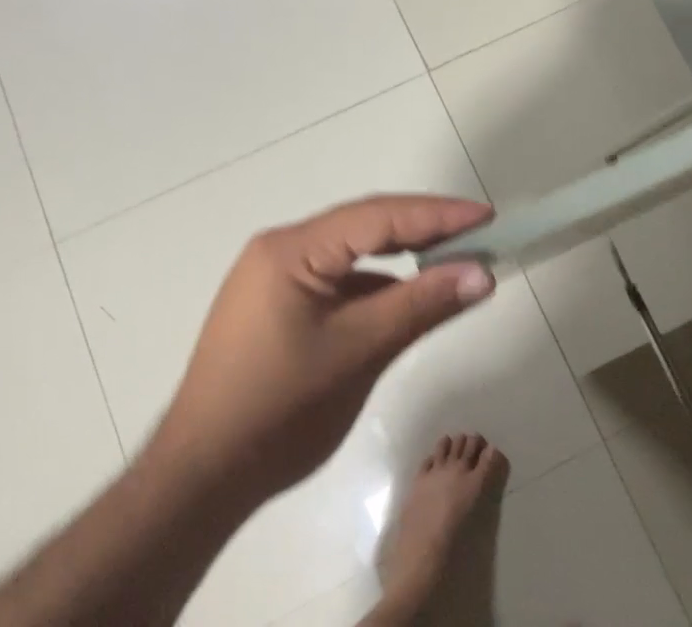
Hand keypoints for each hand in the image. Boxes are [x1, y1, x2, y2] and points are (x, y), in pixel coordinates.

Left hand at [147, 195, 495, 500]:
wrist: (202, 476)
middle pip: (364, 228)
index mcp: (291, 251)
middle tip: (480, 235)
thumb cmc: (281, 409)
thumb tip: (482, 273)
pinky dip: (376, 288)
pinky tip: (406, 302)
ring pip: (352, 257)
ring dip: (401, 261)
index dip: (438, 214)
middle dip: (423, 231)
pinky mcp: (276, 310)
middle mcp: (279, 252)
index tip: (489, 216)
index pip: (378, 217)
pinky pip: (337, 284)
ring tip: (454, 265)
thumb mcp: (360, 351)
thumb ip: (422, 305)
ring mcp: (274, 282)